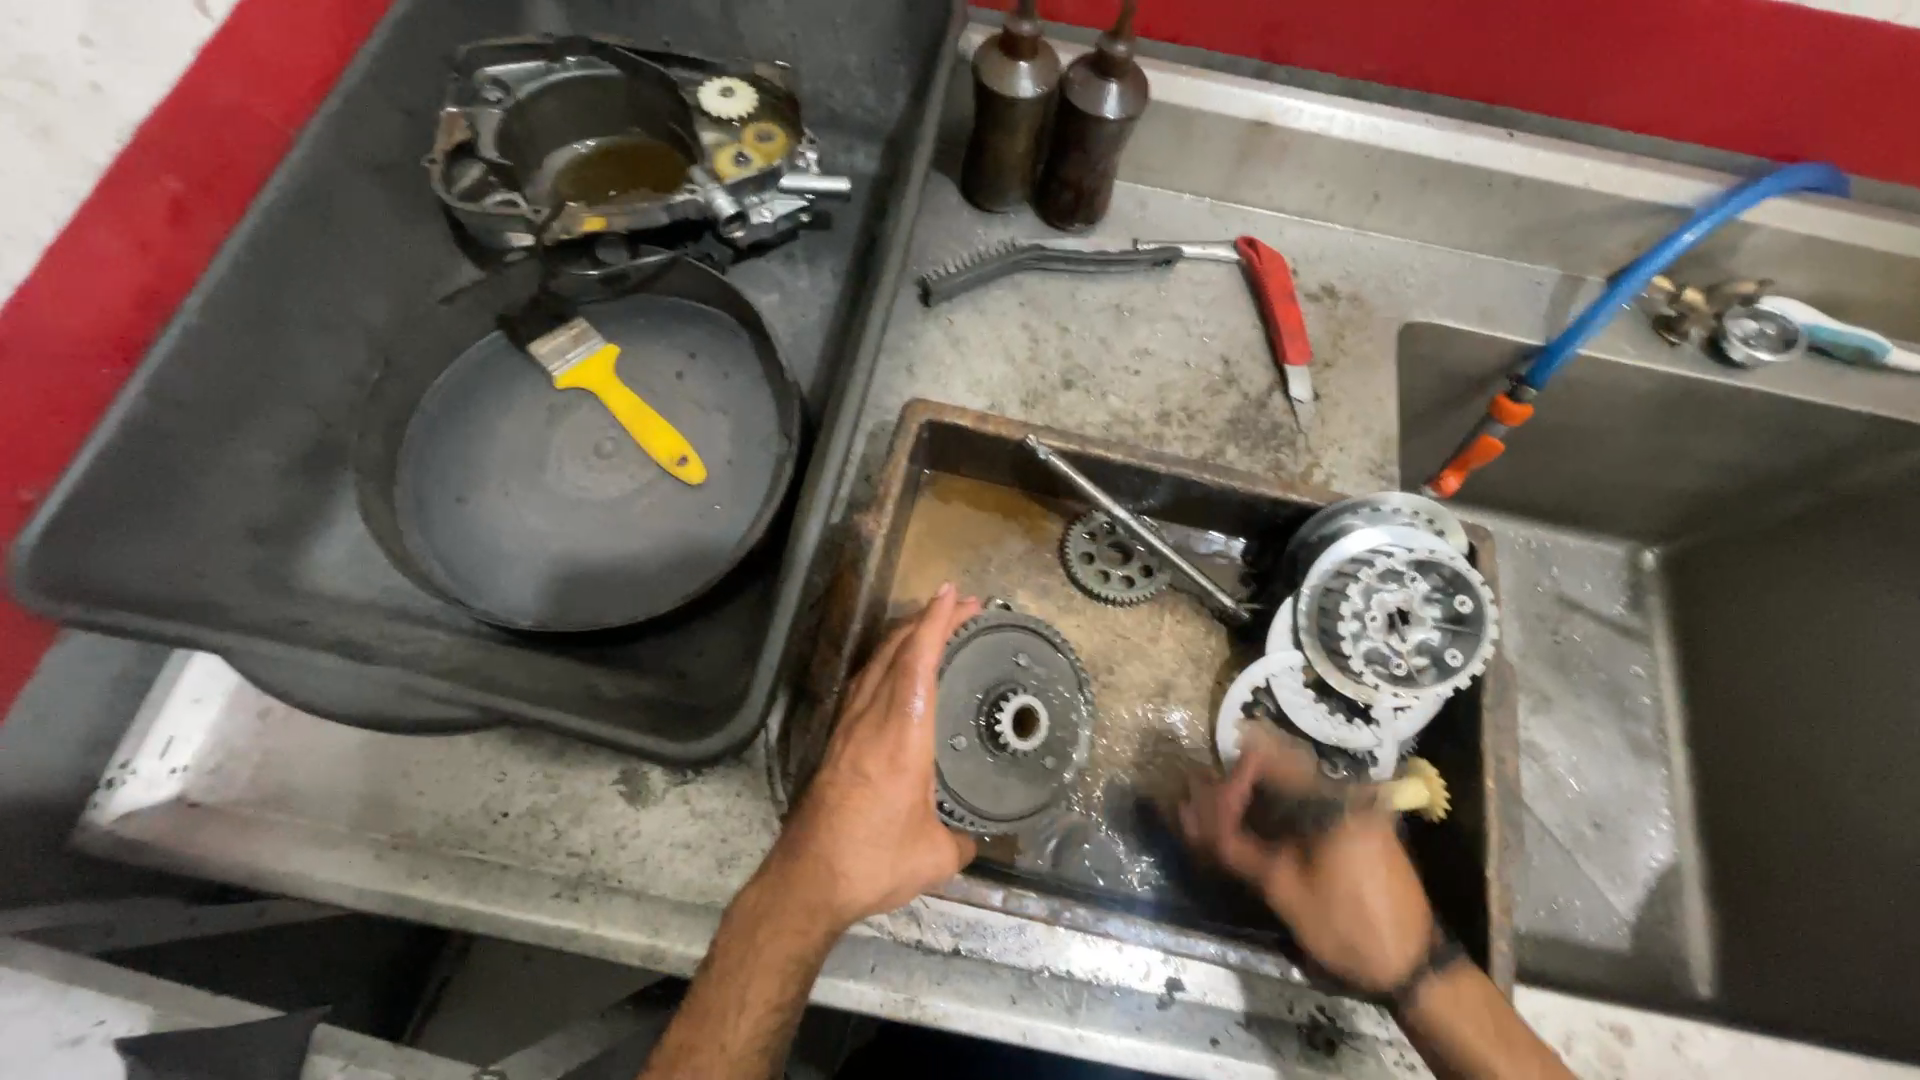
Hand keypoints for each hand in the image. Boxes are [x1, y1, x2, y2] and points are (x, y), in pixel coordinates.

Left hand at [765, 584, 982, 930]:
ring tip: (934, 626)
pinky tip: (896, 670)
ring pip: (876, 664)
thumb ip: (960, 838)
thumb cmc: (873, 862)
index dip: (937, 624)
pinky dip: (887, 662)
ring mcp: (848, 729)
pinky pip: (864, 684)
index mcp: (901, 737)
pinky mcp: (836, 742)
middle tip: (962, 606)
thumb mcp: (935, 856)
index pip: (918, 664)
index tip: (955, 596)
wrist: (808, 880)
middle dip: (928, 620)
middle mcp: (871, 721)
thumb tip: (970, 835)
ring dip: (905, 637)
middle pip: (895, 652)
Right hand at [1179, 734, 1434, 991]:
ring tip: (1218, 825)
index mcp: (1331, 797)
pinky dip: (1275, 816)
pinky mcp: (1356, 822)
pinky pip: (1305, 804)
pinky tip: (1249, 834)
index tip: (1206, 812)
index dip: (1229, 783)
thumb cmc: (1346, 925)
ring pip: (1287, 787)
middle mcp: (1345, 789)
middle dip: (1233, 791)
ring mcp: (1354, 804)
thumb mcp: (1281, 886)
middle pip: (1274, 769)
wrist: (1413, 967)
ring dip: (1250, 804)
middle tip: (1202, 813)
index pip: (1265, 761)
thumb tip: (1187, 814)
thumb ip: (1232, 844)